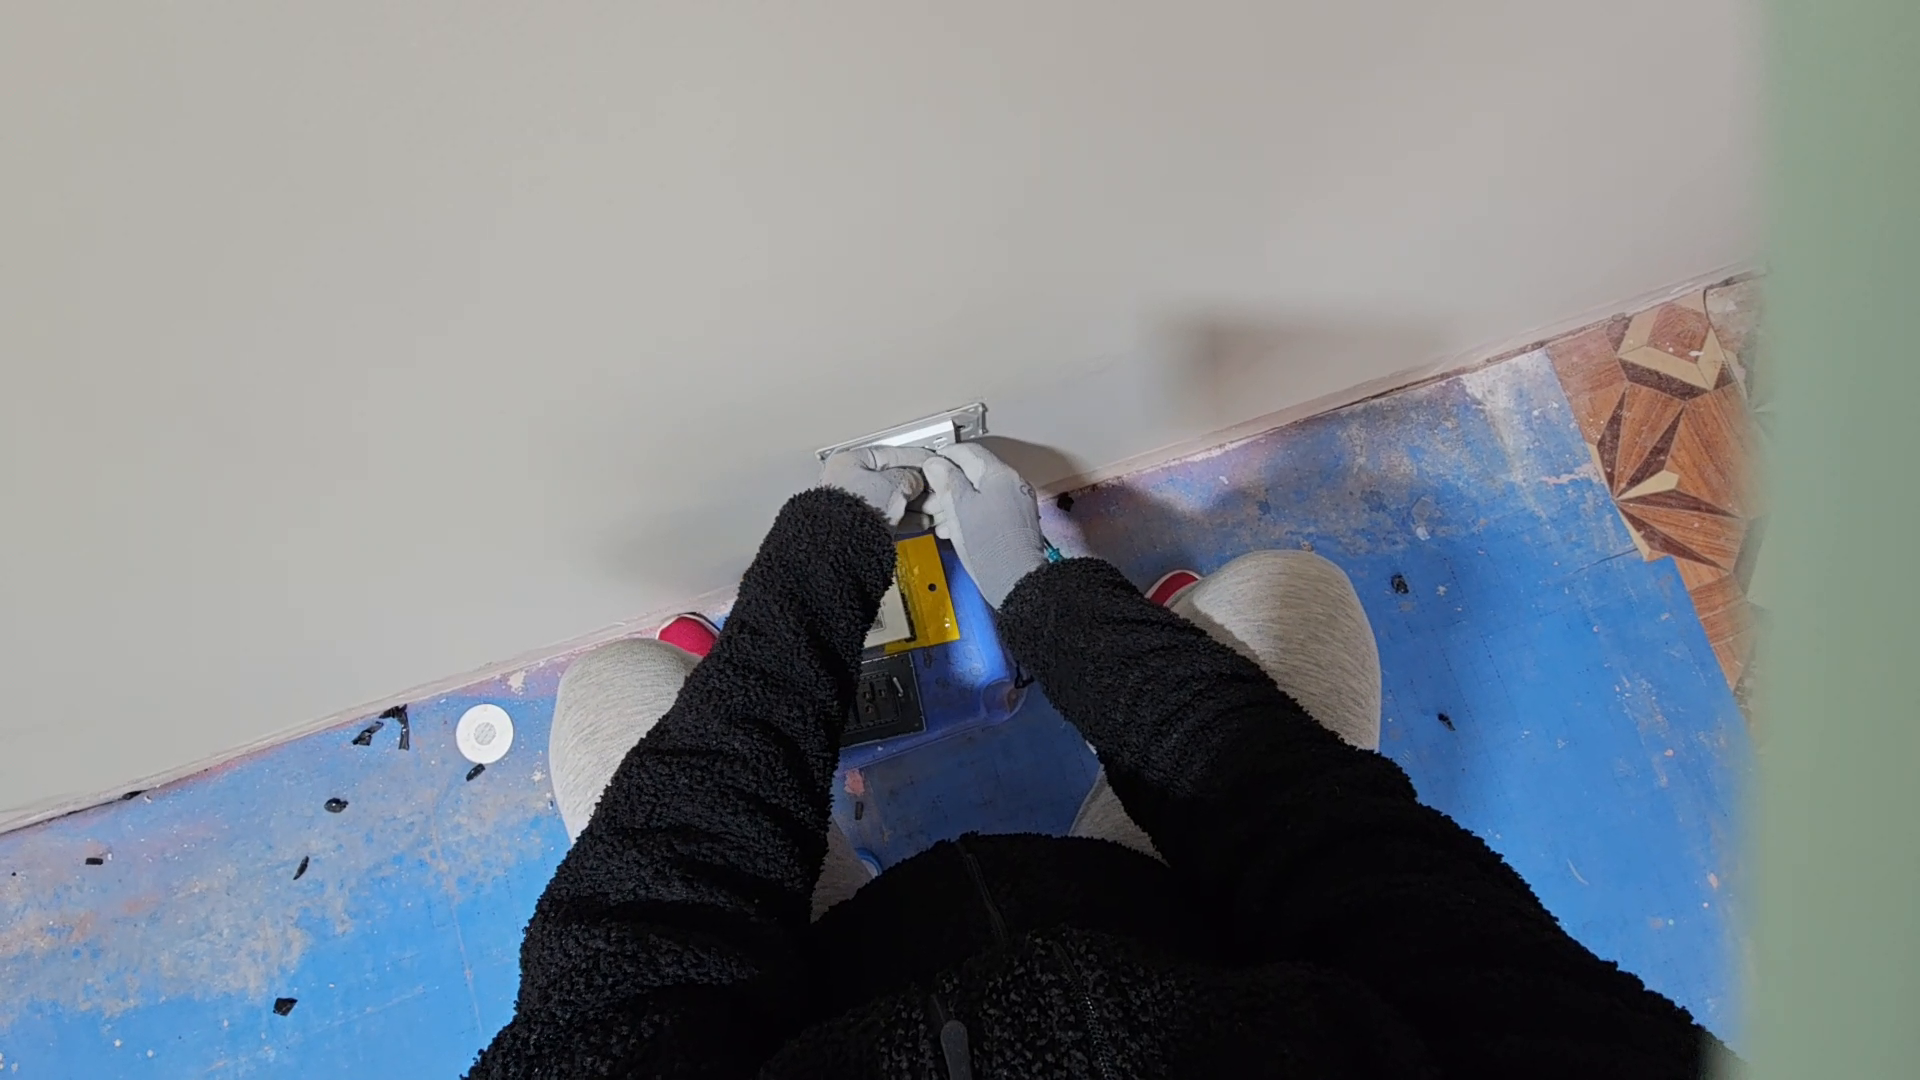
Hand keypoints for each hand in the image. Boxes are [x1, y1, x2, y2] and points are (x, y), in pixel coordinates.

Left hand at [819, 446, 931, 526]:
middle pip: (895, 479)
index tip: (933, 461)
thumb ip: (911, 476)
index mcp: (851, 462)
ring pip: (896, 501)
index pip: (890, 454)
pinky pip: (893, 518)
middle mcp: (852, 482)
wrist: (848, 544)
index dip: (916, 457)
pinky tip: (923, 520)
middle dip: (920, 486)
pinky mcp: (866, 527)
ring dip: (918, 504)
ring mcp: (859, 506)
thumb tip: (918, 480)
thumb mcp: (894, 483)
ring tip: (935, 505)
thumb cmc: (859, 508)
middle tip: (937, 487)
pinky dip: (909, 519)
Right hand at [921, 444, 1050, 607]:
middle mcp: (1012, 484)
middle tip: (932, 494)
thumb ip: (947, 481)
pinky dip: (970, 512)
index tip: (930, 466)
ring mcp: (1016, 503)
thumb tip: (936, 464)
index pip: (969, 451)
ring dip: (957, 500)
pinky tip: (956, 528)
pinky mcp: (1016, 521)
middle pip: (975, 472)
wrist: (1013, 580)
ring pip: (980, 491)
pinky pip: (989, 508)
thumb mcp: (958, 509)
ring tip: (940, 516)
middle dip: (950, 482)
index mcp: (999, 474)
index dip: (945, 456)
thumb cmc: (989, 547)